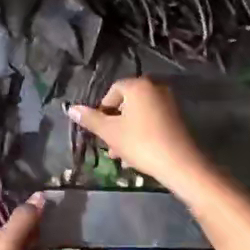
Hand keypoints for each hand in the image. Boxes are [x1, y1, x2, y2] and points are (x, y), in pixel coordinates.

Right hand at [68, 78, 209, 189]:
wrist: (179, 163)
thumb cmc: (140, 143)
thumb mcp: (110, 132)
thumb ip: (90, 119)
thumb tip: (71, 109)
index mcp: (138, 86)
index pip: (113, 90)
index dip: (102, 110)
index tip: (99, 129)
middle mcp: (155, 88)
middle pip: (126, 104)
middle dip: (114, 124)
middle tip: (108, 145)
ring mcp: (168, 103)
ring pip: (138, 115)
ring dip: (125, 132)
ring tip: (120, 155)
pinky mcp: (176, 118)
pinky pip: (151, 121)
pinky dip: (141, 133)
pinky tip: (135, 154)